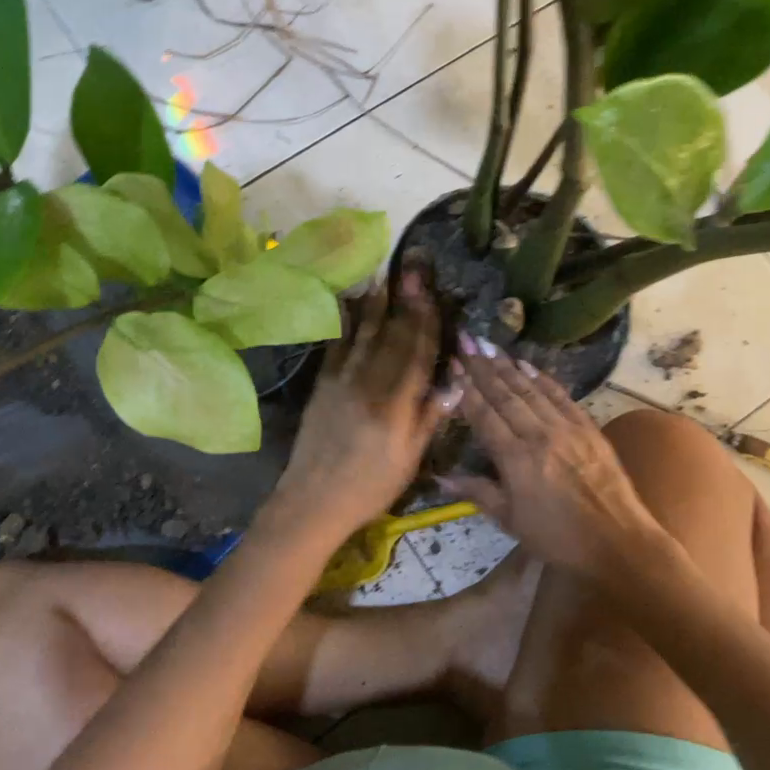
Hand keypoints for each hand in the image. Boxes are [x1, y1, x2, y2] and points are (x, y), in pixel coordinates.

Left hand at [266, 270, 450, 539]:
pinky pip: (337, 347)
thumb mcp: (410, 460)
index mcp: (396, 405)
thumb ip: (430, 419)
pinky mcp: (322, 385)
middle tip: (413, 269)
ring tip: (386, 277)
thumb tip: (455, 383)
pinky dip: (346, 324)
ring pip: (365, 335)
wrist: (314, 500)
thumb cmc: (370, 487)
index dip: (427, 321)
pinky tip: (350, 305)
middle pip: (393, 337)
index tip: (433, 292)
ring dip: (376, 305)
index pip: (417, 354)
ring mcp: (342, 382)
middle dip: (405, 302)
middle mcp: (370, 385)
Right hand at [442, 337, 667, 582]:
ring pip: (531, 390)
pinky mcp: (589, 429)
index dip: (466, 388)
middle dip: (482, 366)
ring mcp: (567, 429)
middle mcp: (539, 435)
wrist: (618, 543)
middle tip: (465, 340)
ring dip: (508, 366)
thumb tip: (440, 477)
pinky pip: (561, 396)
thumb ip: (477, 493)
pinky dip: (542, 379)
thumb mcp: (511, 521)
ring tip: (489, 345)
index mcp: (515, 459)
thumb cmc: (559, 539)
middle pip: (505, 394)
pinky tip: (526, 365)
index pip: (484, 414)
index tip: (452, 363)